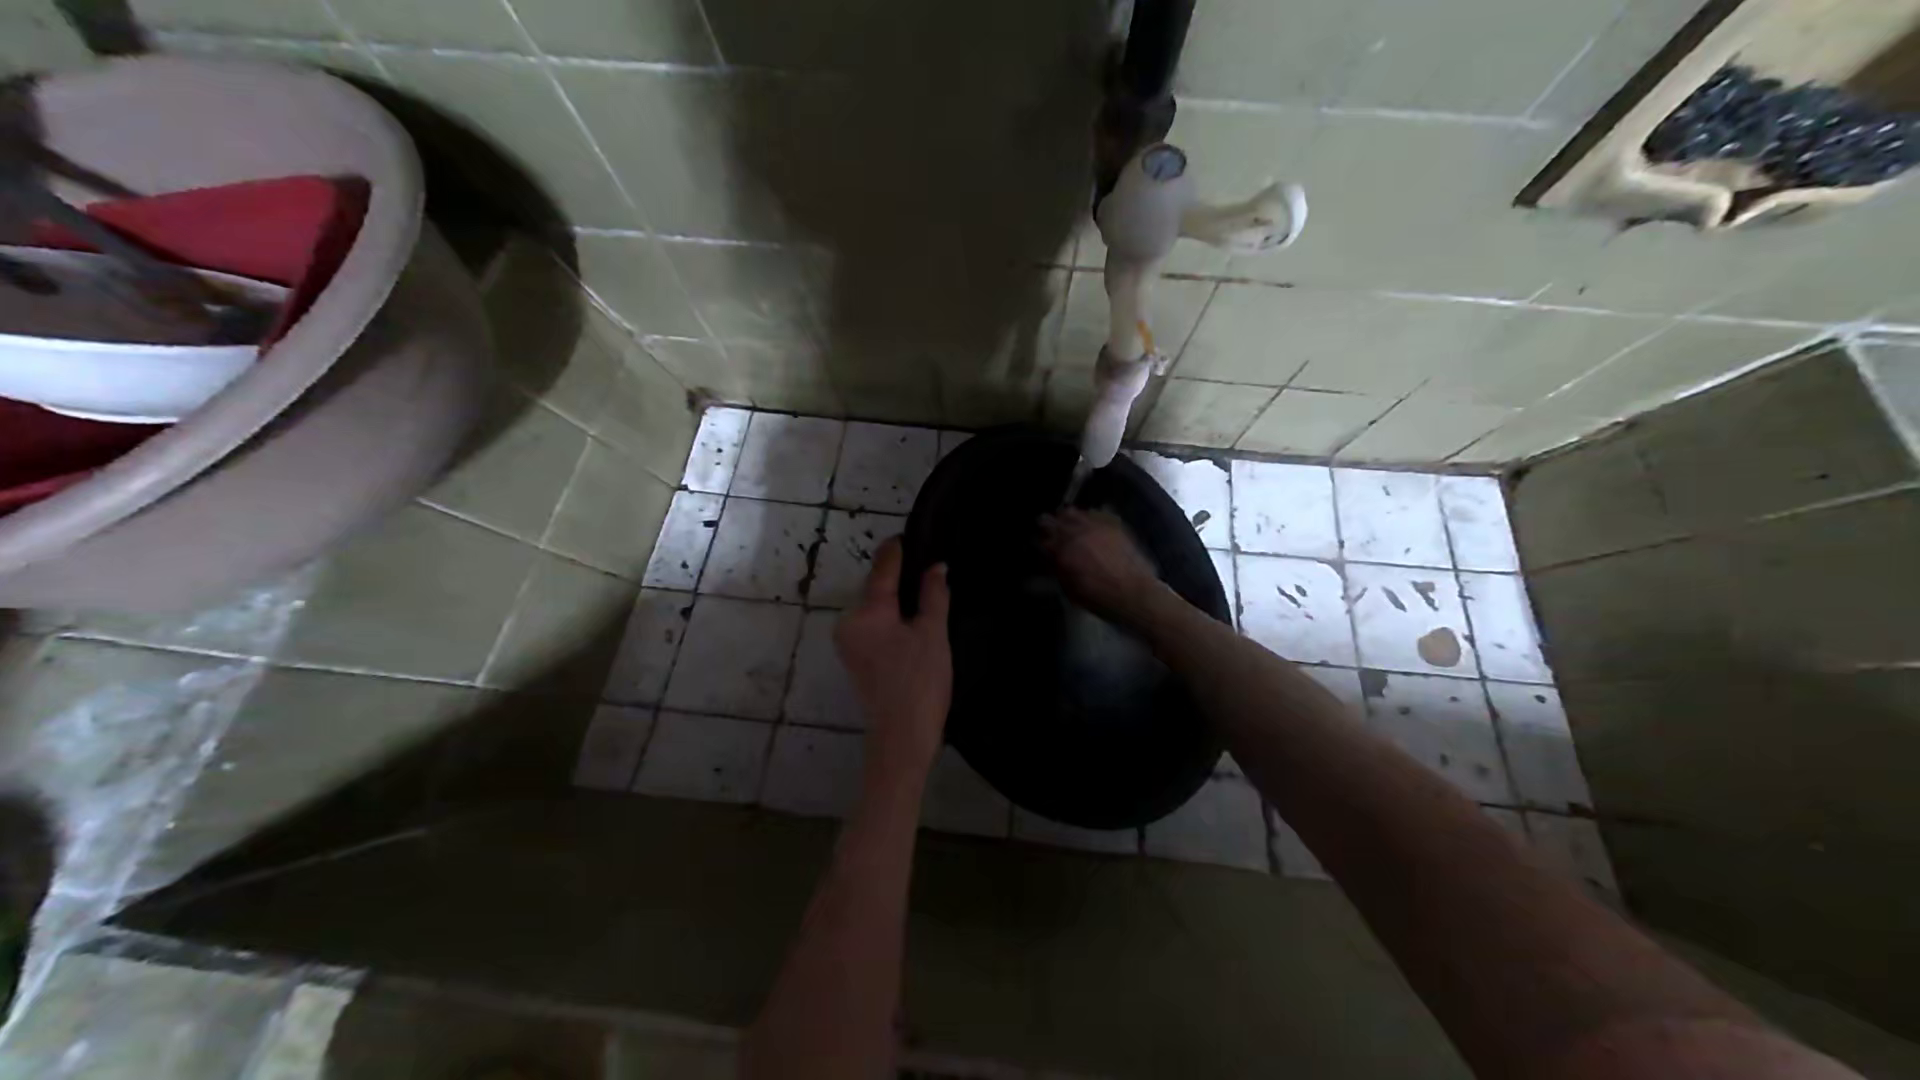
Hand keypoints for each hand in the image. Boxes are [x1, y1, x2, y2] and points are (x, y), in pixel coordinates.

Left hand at [835, 537, 952, 787]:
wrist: (902, 737)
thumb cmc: (920, 682)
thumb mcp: (933, 633)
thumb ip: (933, 594)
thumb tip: (937, 566)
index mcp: (867, 611)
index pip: (883, 568)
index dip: (898, 548)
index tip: (911, 532)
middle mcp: (849, 621)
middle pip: (877, 588)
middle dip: (900, 576)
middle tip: (929, 565)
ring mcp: (849, 642)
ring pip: (875, 608)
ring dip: (897, 599)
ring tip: (927, 589)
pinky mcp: (855, 658)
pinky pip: (874, 626)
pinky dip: (891, 618)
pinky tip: (913, 619)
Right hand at [1039, 507, 1166, 625]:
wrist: (1135, 594)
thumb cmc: (1099, 598)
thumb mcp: (1070, 590)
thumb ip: (1057, 570)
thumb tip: (1051, 560)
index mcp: (1061, 551)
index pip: (1041, 540)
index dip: (1039, 543)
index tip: (1041, 546)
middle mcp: (1075, 534)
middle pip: (1052, 520)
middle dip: (1048, 526)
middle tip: (1048, 531)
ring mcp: (1095, 526)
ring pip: (1072, 512)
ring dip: (1067, 518)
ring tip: (1067, 523)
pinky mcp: (1113, 524)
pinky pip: (1096, 512)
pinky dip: (1089, 516)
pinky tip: (1090, 522)